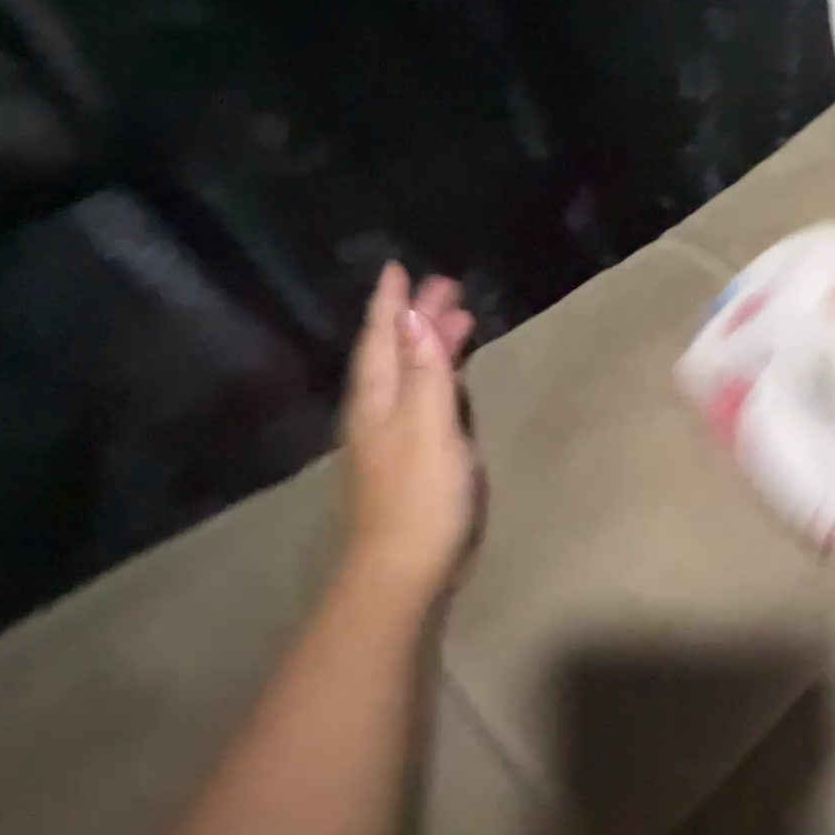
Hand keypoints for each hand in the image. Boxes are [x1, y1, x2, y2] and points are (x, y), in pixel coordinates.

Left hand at [339, 263, 478, 595]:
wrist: (403, 566)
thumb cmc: (420, 495)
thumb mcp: (428, 427)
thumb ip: (425, 372)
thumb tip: (413, 317)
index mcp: (378, 400)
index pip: (382, 339)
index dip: (391, 304)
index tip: (400, 268)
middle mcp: (378, 411)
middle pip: (394, 352)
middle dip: (415, 318)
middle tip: (445, 287)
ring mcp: (392, 435)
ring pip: (407, 374)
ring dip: (428, 344)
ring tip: (456, 320)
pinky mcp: (411, 456)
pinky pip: (421, 396)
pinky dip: (436, 375)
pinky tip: (449, 378)